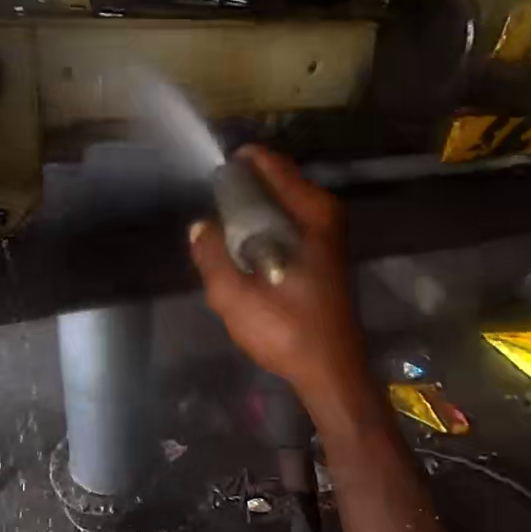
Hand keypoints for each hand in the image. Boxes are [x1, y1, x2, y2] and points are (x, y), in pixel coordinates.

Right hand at [189, 146, 365, 398]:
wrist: (331, 371)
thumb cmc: (286, 330)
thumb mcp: (235, 296)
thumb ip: (212, 256)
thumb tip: (199, 225)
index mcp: (311, 215)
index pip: (274, 166)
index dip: (242, 160)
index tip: (213, 167)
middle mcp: (326, 217)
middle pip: (280, 181)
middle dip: (245, 184)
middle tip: (211, 199)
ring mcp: (329, 236)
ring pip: (285, 203)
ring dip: (254, 206)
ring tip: (221, 220)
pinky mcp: (325, 256)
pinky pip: (289, 222)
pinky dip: (266, 222)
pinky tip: (243, 244)